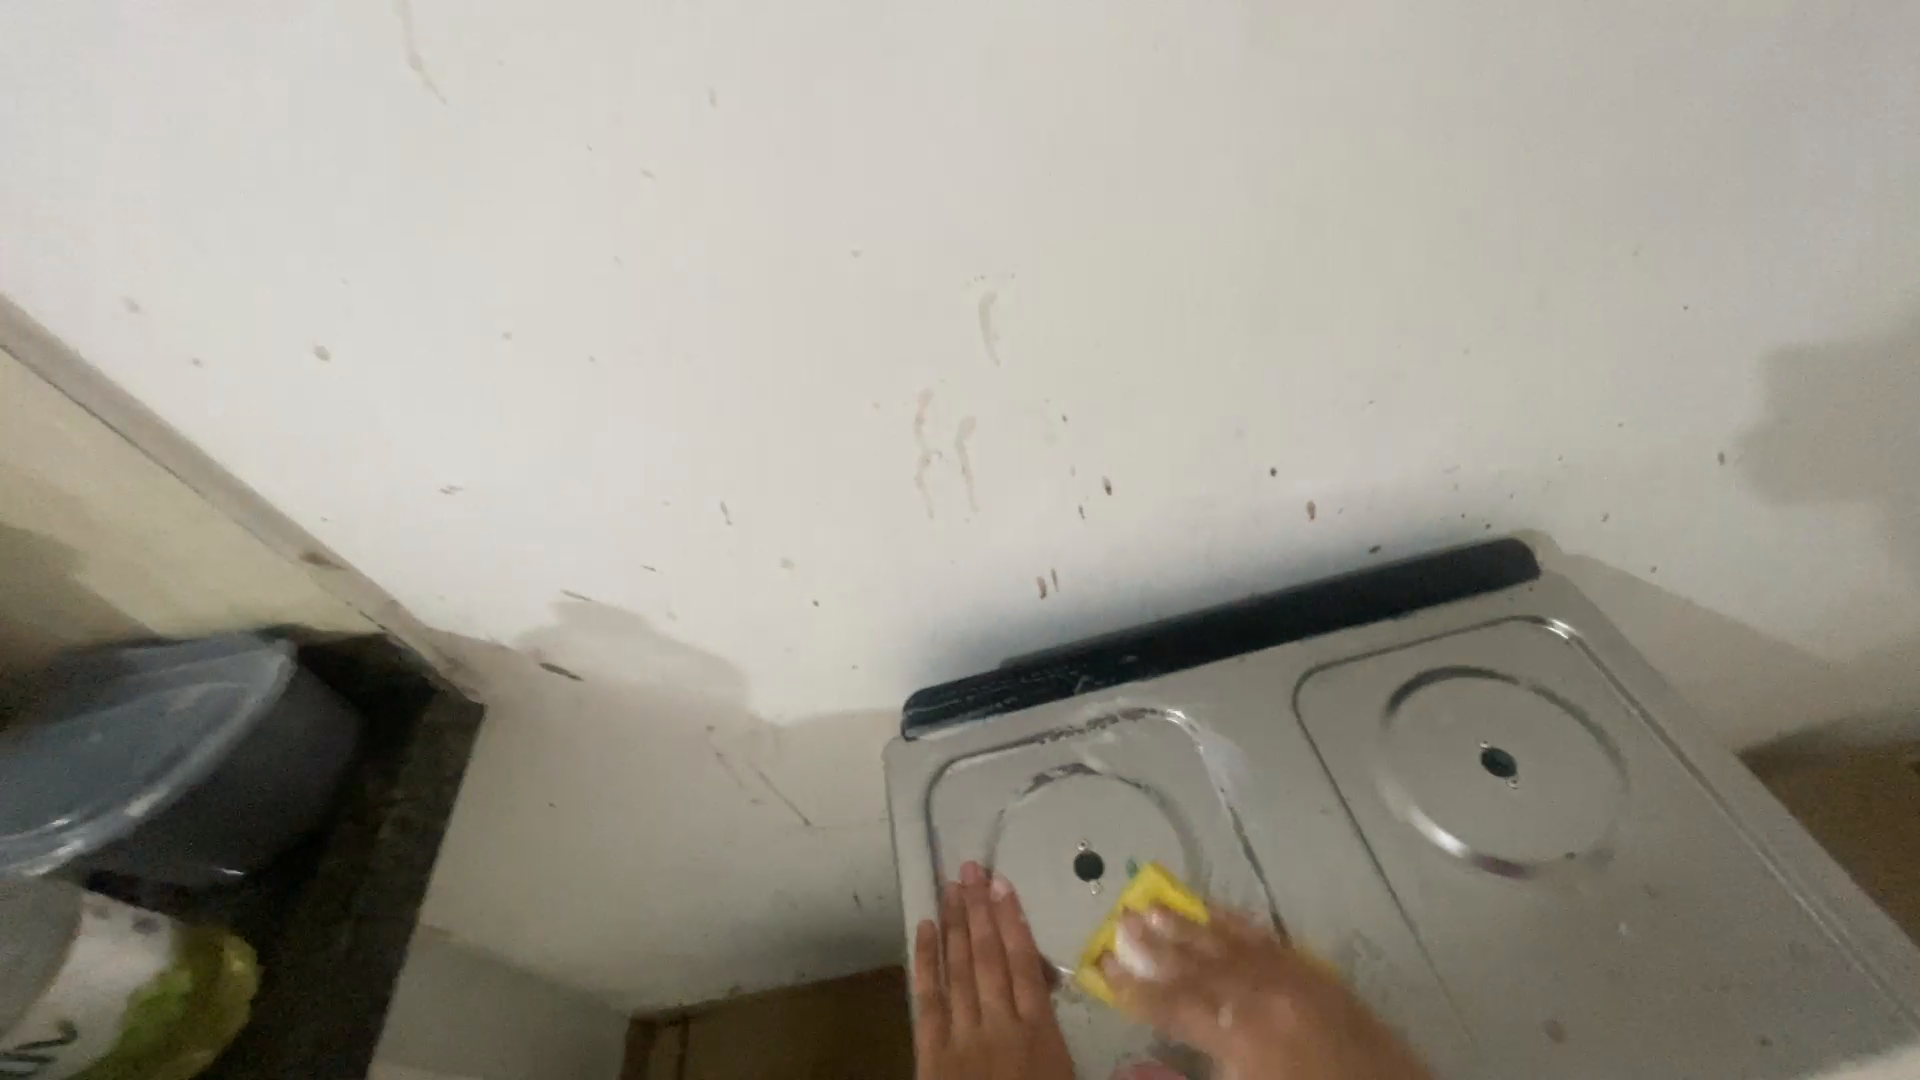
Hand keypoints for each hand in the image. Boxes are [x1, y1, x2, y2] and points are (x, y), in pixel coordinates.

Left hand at [913, 861, 1075, 1079]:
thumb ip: (1077, 1047)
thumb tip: (1089, 1009)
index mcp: (1041, 1036)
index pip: (1026, 964)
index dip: (1012, 921)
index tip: (1001, 884)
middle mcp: (1002, 1026)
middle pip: (989, 956)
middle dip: (979, 909)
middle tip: (969, 868)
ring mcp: (964, 1039)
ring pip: (959, 969)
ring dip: (954, 923)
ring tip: (950, 885)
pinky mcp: (932, 1057)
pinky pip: (928, 1001)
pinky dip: (925, 962)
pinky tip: (924, 928)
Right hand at [1099, 906, 1431, 1079]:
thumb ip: (1190, 1076)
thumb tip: (1139, 1066)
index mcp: (1245, 1037)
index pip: (1175, 1005)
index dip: (1134, 988)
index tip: (1102, 966)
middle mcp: (1265, 997)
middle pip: (1197, 964)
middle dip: (1155, 945)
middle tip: (1121, 920)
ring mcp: (1294, 980)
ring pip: (1228, 943)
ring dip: (1187, 925)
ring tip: (1152, 905)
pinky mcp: (1318, 975)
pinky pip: (1268, 938)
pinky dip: (1236, 923)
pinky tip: (1214, 910)